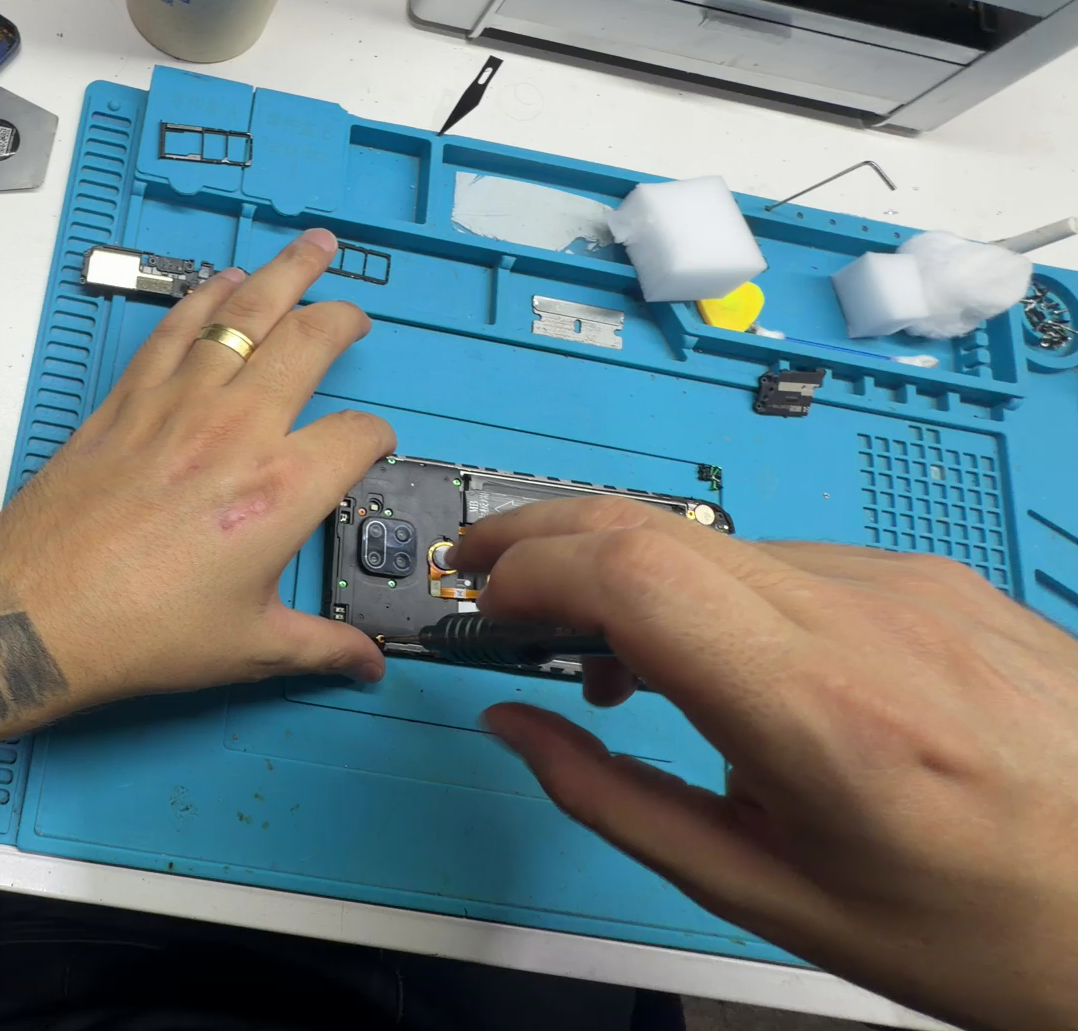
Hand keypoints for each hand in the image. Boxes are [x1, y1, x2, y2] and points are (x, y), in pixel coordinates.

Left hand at [0, 229, 394, 710]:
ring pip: (244, 314)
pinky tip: (221, 283)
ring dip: (284, 275)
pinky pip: (175, 328)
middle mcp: (238, 428)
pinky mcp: (127, 399)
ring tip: (312, 249)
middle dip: (343, 320)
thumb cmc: (144, 632)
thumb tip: (368, 663)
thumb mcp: (249, 647)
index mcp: (283, 488)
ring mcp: (178, 403)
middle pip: (310, 342)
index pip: (358, 436)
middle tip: (355, 314)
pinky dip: (204, 298)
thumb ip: (320, 647)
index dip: (375, 440)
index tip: (367, 448)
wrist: (40, 611)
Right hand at [455, 498, 1077, 1030]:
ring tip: (599, 654)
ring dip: (604, 571)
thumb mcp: (762, 893)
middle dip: (532, 536)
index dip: (530, 571)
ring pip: (694, 537)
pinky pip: (759, 557)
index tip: (485, 611)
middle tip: (479, 575)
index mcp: (817, 714)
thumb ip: (604, 798)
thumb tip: (505, 721)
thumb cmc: (975, 930)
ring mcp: (900, 580)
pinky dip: (684, 587)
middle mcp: (859, 617)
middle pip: (643, 524)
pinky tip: (704, 653)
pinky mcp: (924, 572)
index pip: (632, 576)